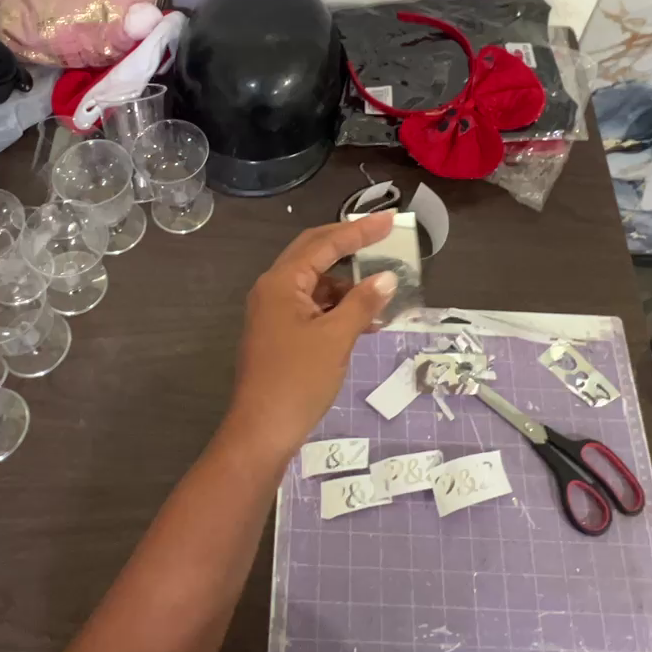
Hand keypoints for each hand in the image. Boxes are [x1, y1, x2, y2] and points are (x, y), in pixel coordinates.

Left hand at [224, 213, 398, 458]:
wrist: (261, 431)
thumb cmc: (297, 380)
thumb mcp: (336, 339)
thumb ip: (362, 303)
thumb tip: (386, 277)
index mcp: (281, 282)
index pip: (324, 244)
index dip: (358, 231)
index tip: (390, 220)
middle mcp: (273, 289)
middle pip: (314, 254)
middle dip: (349, 245)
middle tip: (383, 236)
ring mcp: (273, 311)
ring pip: (314, 283)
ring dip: (346, 284)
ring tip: (381, 291)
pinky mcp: (279, 333)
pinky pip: (311, 306)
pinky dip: (337, 307)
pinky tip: (363, 321)